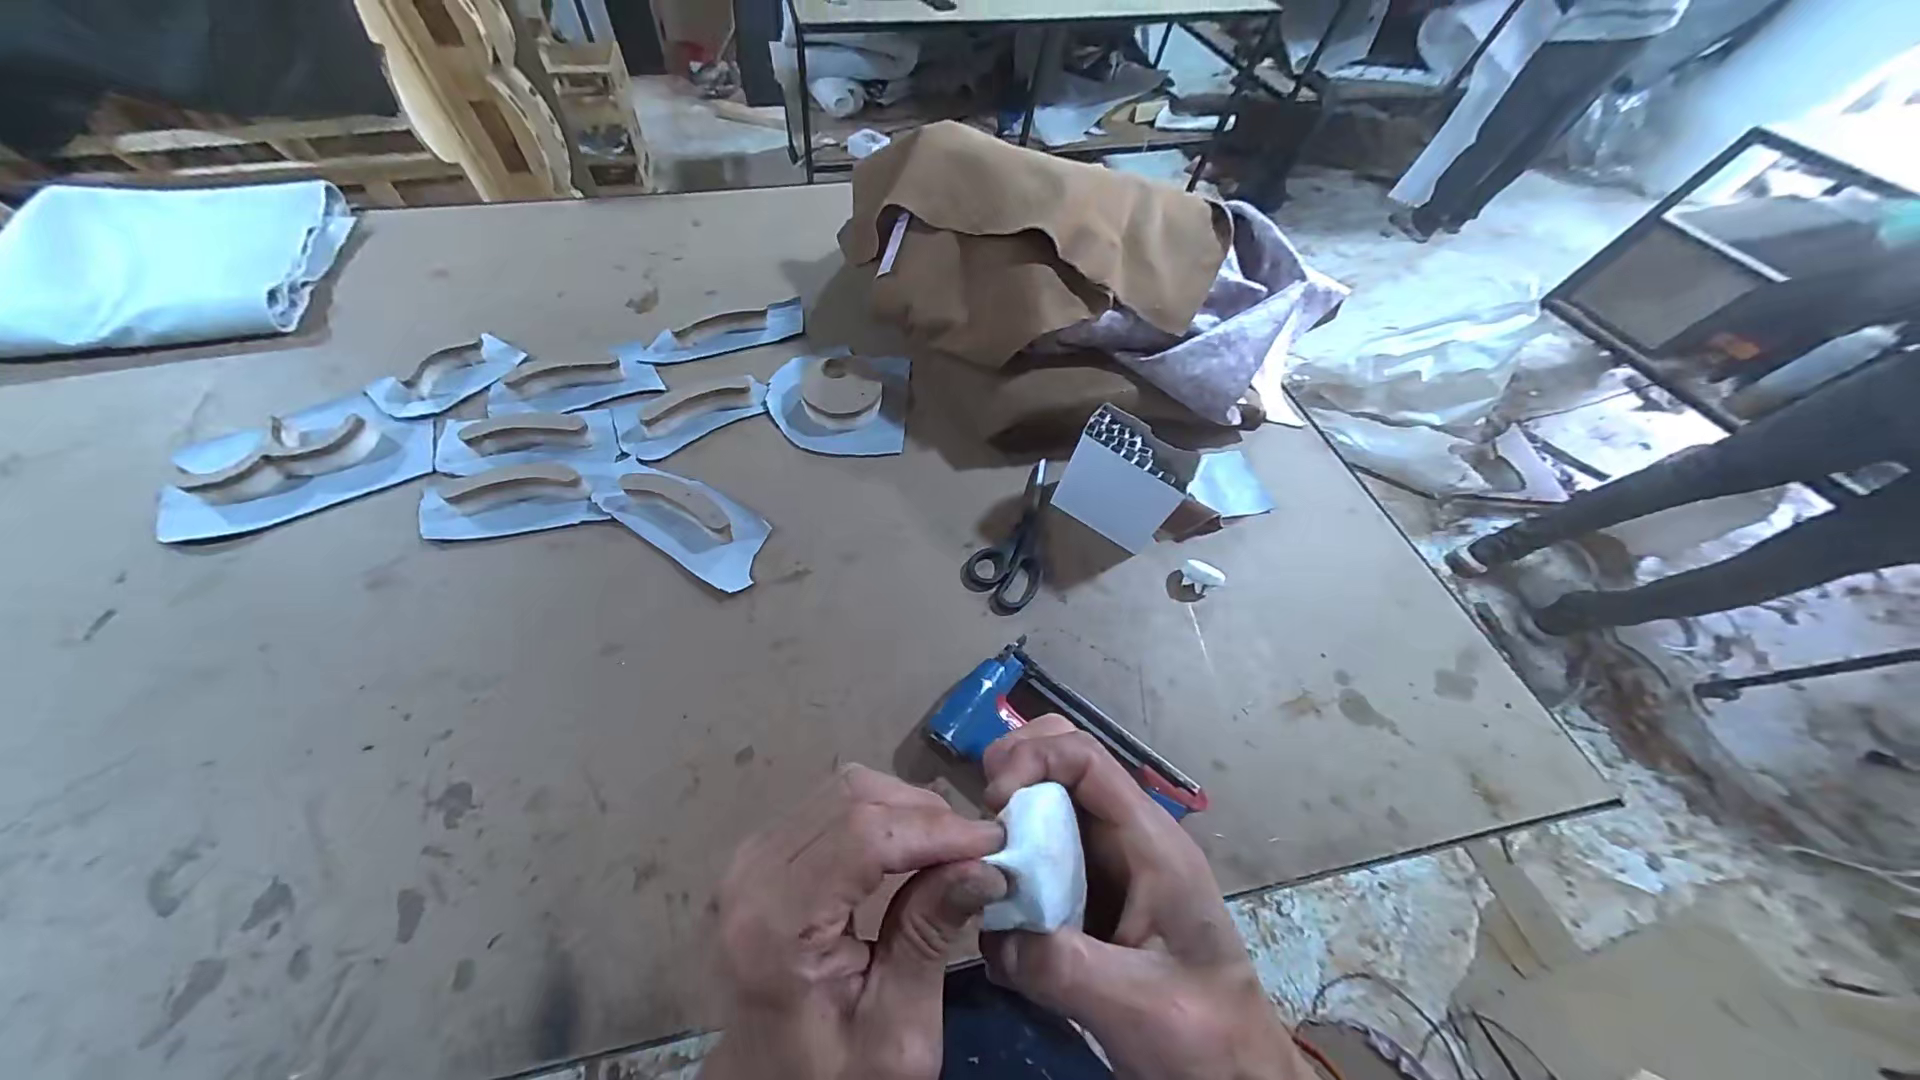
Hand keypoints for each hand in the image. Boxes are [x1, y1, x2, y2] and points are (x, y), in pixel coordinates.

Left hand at [703, 764, 1006, 1079]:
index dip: (934, 829)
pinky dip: (884, 812)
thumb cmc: (830, 1072)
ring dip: (908, 809)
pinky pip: (834, 802)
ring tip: (950, 848)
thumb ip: (930, 938)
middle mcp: (753, 872)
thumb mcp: (896, 1032)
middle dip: (927, 815)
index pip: (862, 835)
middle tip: (977, 849)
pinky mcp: (765, 847)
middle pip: (854, 798)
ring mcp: (752, 853)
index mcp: (775, 923)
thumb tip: (984, 865)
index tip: (994, 843)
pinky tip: (913, 843)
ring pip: (847, 788)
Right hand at [980, 715, 1309, 1079]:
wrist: (1234, 1069)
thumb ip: (1063, 968)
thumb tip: (993, 935)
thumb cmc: (1204, 1033)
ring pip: (1050, 795)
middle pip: (1065, 757)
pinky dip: (1013, 853)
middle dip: (1016, 768)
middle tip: (984, 818)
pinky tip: (997, 899)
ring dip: (1010, 812)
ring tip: (982, 861)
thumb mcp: (1137, 1007)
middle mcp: (1125, 834)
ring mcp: (1107, 858)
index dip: (1032, 758)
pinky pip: (1043, 842)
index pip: (1086, 757)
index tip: (994, 803)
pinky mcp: (1089, 887)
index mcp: (1148, 841)